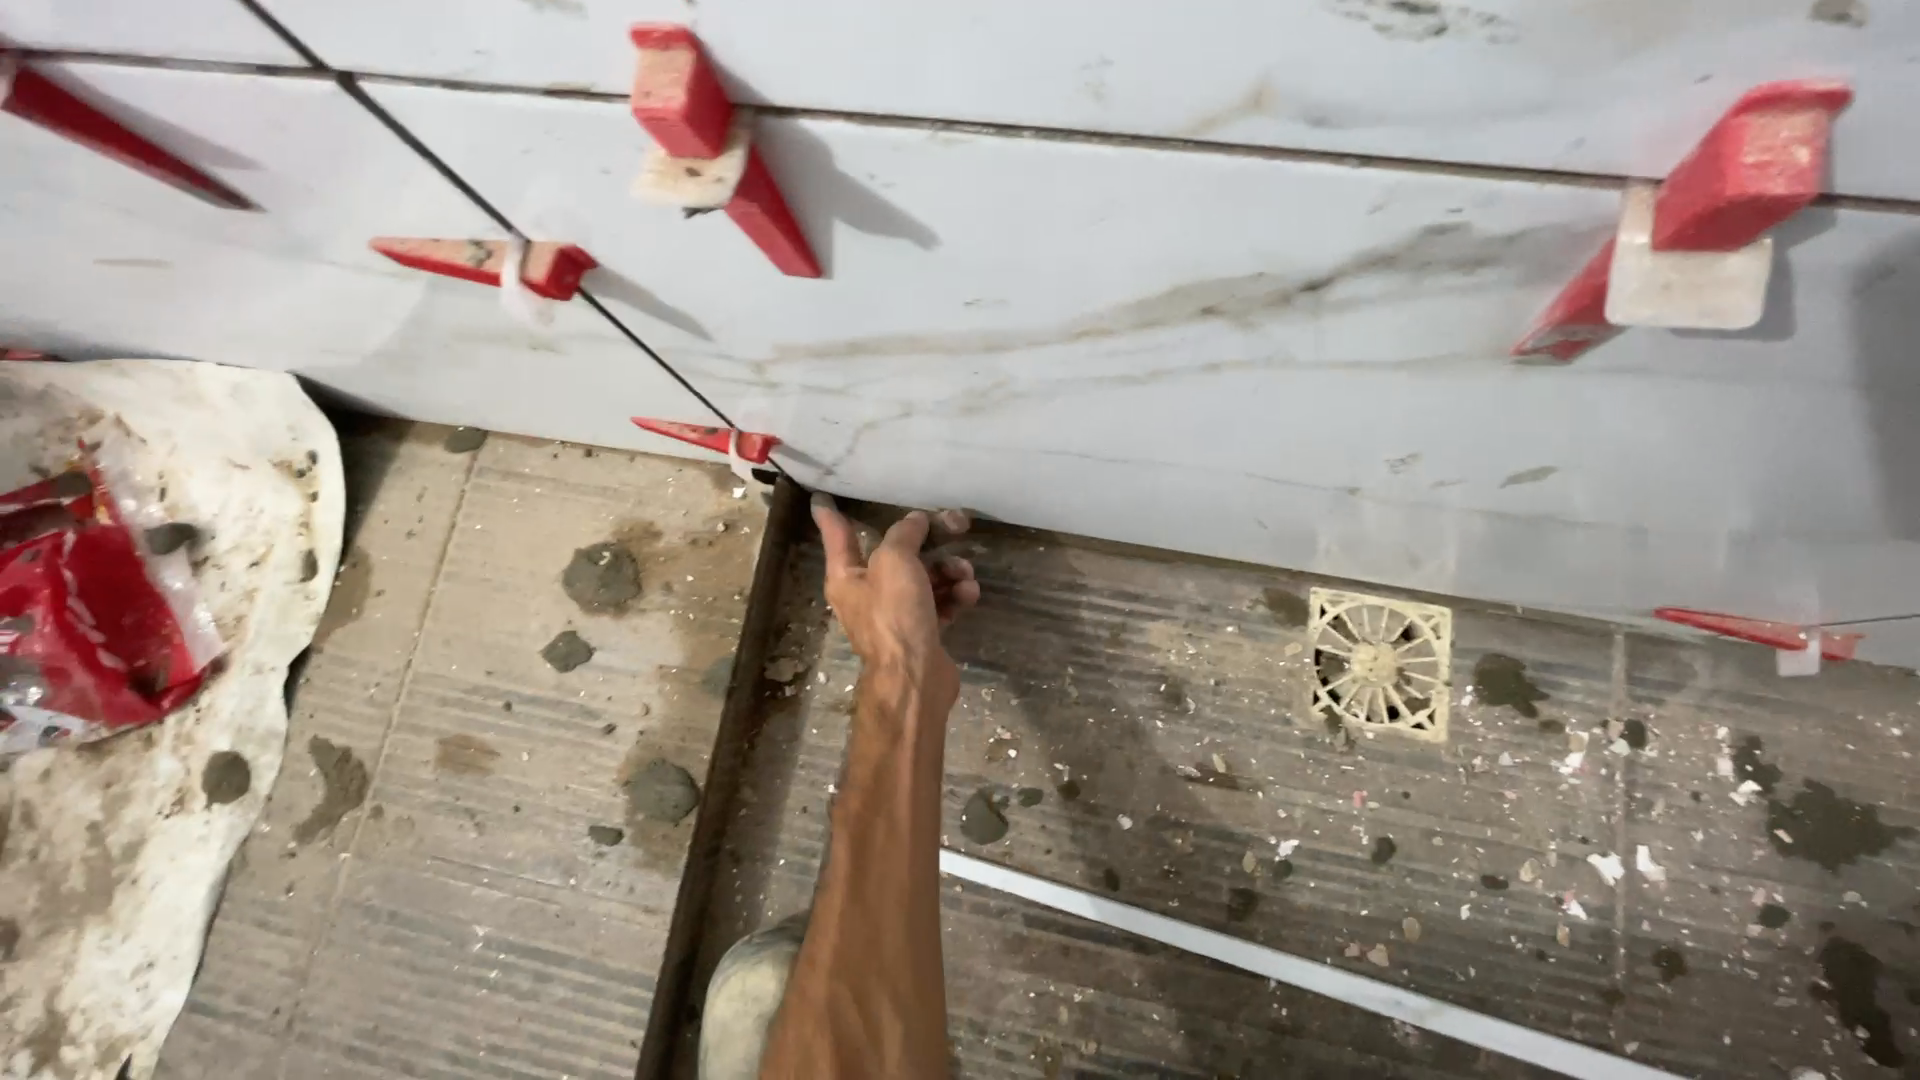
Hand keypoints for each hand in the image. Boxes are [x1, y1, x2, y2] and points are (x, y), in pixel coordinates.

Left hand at [812, 494, 978, 681]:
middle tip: (958, 523)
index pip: (837, 536)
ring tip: (964, 573)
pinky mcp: (923, 630)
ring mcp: (897, 613)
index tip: (821, 499)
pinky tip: (969, 593)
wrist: (916, 676)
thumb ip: (904, 534)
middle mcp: (868, 593)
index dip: (830, 515)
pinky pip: (940, 601)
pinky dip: (955, 594)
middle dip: (929, 538)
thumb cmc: (895, 614)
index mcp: (847, 576)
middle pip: (898, 553)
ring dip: (949, 569)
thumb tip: (915, 521)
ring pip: (925, 577)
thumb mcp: (895, 562)